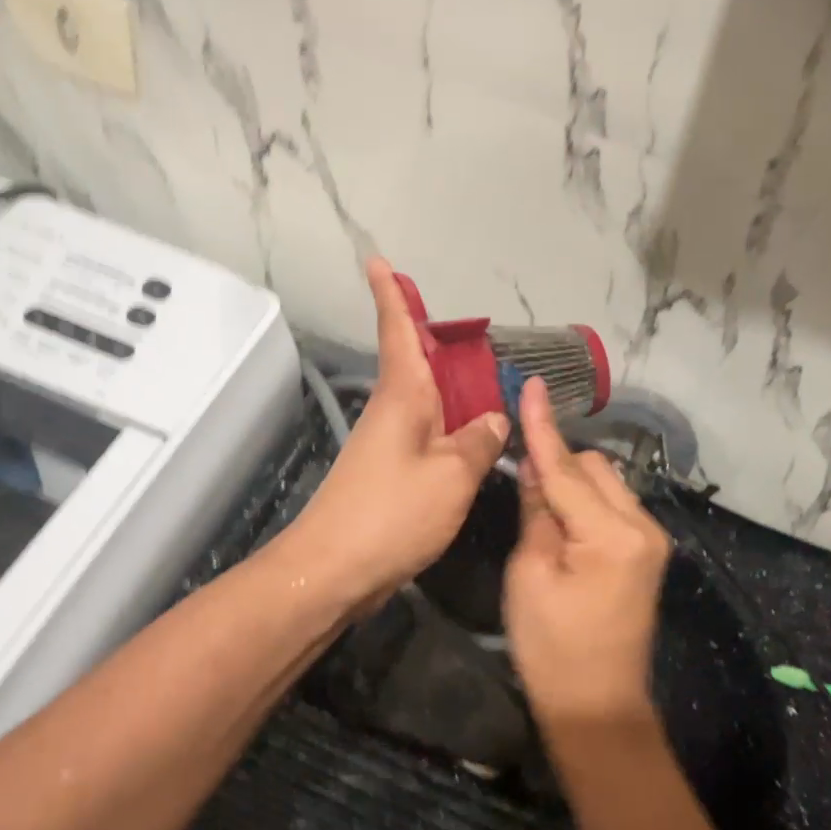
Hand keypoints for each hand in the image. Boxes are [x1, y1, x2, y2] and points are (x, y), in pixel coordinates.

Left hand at [279, 257, 509, 609]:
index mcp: (403, 398)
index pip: (398, 332)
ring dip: (453, 388)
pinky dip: (452, 428)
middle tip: (474, 329)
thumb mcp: (451, 475)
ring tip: (490, 378)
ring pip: (427, 403)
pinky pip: (429, 438)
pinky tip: (475, 438)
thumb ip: (480, 442)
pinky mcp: (393, 478)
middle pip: (416, 364)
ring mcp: (390, 446)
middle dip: (436, 340)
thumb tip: (494, 420)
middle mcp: (393, 413)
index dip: (392, 295)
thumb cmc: (392, 513)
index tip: (377, 259)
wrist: (336, 570)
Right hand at [504, 377, 672, 722]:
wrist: (596, 706)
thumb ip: (537, 511)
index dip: (543, 428)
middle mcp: (643, 526)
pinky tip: (560, 518)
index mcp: (612, 534)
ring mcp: (651, 541)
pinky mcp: (647, 555)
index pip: (567, 468)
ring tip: (536, 501)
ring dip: (572, 482)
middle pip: (594, 468)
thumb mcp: (529, 574)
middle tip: (517, 476)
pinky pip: (613, 508)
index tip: (532, 385)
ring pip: (606, 485)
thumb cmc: (551, 647)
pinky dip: (586, 503)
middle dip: (557, 462)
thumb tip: (536, 466)